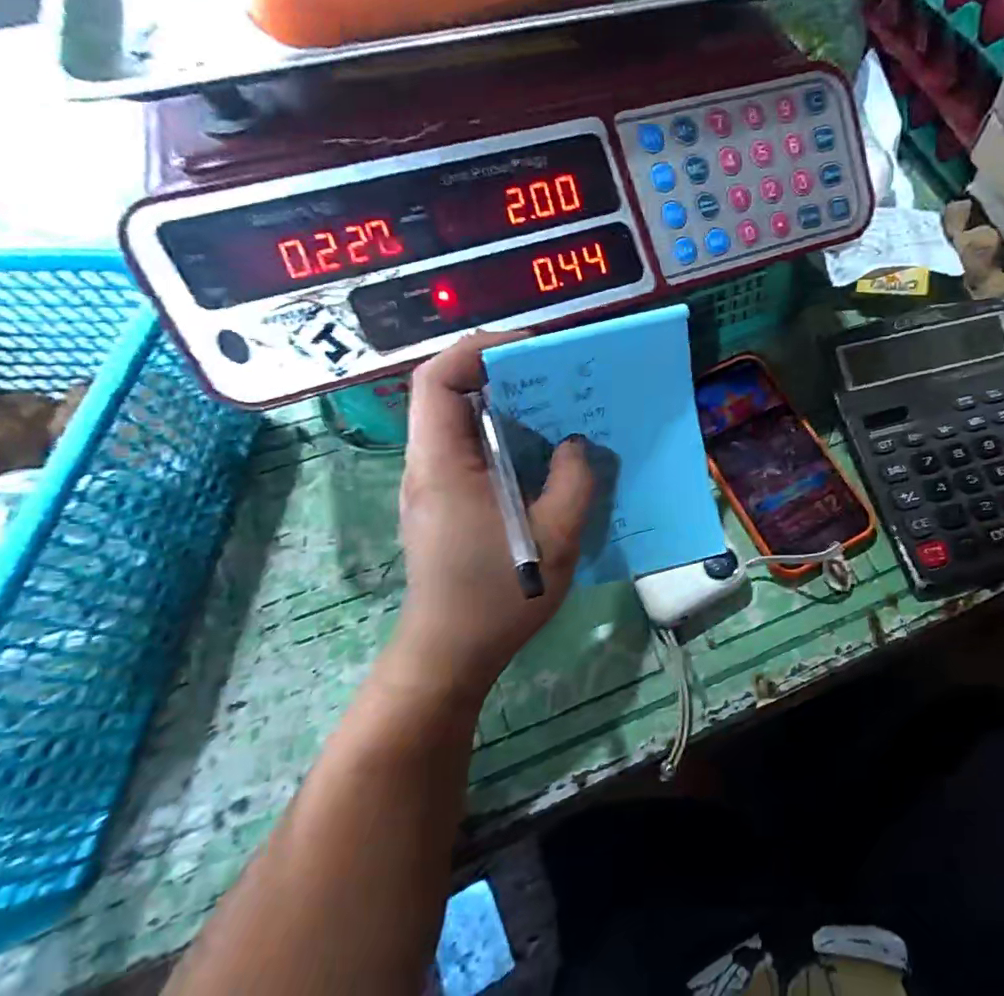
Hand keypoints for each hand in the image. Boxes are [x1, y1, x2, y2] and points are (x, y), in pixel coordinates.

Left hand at [389, 331, 595, 702]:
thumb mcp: (556, 539)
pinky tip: (541, 464)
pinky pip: (470, 453)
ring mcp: (432, 486)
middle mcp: (427, 466)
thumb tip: (576, 444)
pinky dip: (504, 442)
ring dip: (506, 411)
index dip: (478, 350)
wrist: (450, 654)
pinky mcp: (444, 504)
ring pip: (462, 424)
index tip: (530, 350)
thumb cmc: (499, 596)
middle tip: (555, 381)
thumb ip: (574, 482)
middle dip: (503, 376)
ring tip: (556, 417)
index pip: (438, 379)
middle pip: (450, 396)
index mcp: (443, 464)